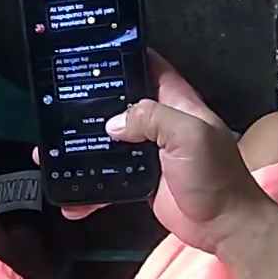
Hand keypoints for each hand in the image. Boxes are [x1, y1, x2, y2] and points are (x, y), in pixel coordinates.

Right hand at [41, 52, 276, 254]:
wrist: (225, 228)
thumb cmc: (214, 176)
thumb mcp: (189, 135)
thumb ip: (152, 117)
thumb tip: (112, 123)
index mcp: (177, 103)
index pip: (150, 67)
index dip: (126, 54)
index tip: (94, 50)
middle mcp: (161, 123)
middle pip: (121, 102)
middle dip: (93, 100)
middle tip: (59, 96)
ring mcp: (149, 151)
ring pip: (110, 139)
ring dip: (84, 143)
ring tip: (51, 145)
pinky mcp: (140, 178)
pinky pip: (108, 176)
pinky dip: (90, 186)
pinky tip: (70, 195)